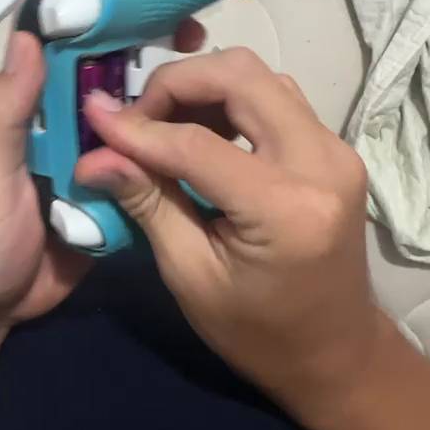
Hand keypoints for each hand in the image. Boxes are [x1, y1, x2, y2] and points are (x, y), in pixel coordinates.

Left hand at [0, 23, 207, 327]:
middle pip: (118, 86)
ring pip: (141, 127)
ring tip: (225, 99)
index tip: (158, 5)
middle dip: (158, 65)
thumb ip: (4, 112)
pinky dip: (177, 162)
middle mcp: (69, 129)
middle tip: (208, 51)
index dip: (112, 25)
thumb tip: (30, 37)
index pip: (75, 55)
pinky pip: (151, 175)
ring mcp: (98, 166)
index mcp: (36, 112)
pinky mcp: (119, 202)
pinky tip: (220, 149)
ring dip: (176, 111)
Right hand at [74, 48, 394, 406]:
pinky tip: (199, 131)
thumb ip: (147, 203)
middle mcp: (322, 164)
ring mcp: (336, 150)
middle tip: (135, 120)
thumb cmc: (258, 332)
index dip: (138, 128)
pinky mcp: (333, 148)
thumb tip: (93, 156)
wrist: (335, 353)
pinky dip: (229, 99)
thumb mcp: (191, 275)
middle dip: (176, 83)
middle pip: (241, 77)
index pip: (199, 143)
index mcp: (287, 210)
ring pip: (260, 76)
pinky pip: (275, 97)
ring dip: (204, 86)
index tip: (93, 118)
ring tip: (162, 126)